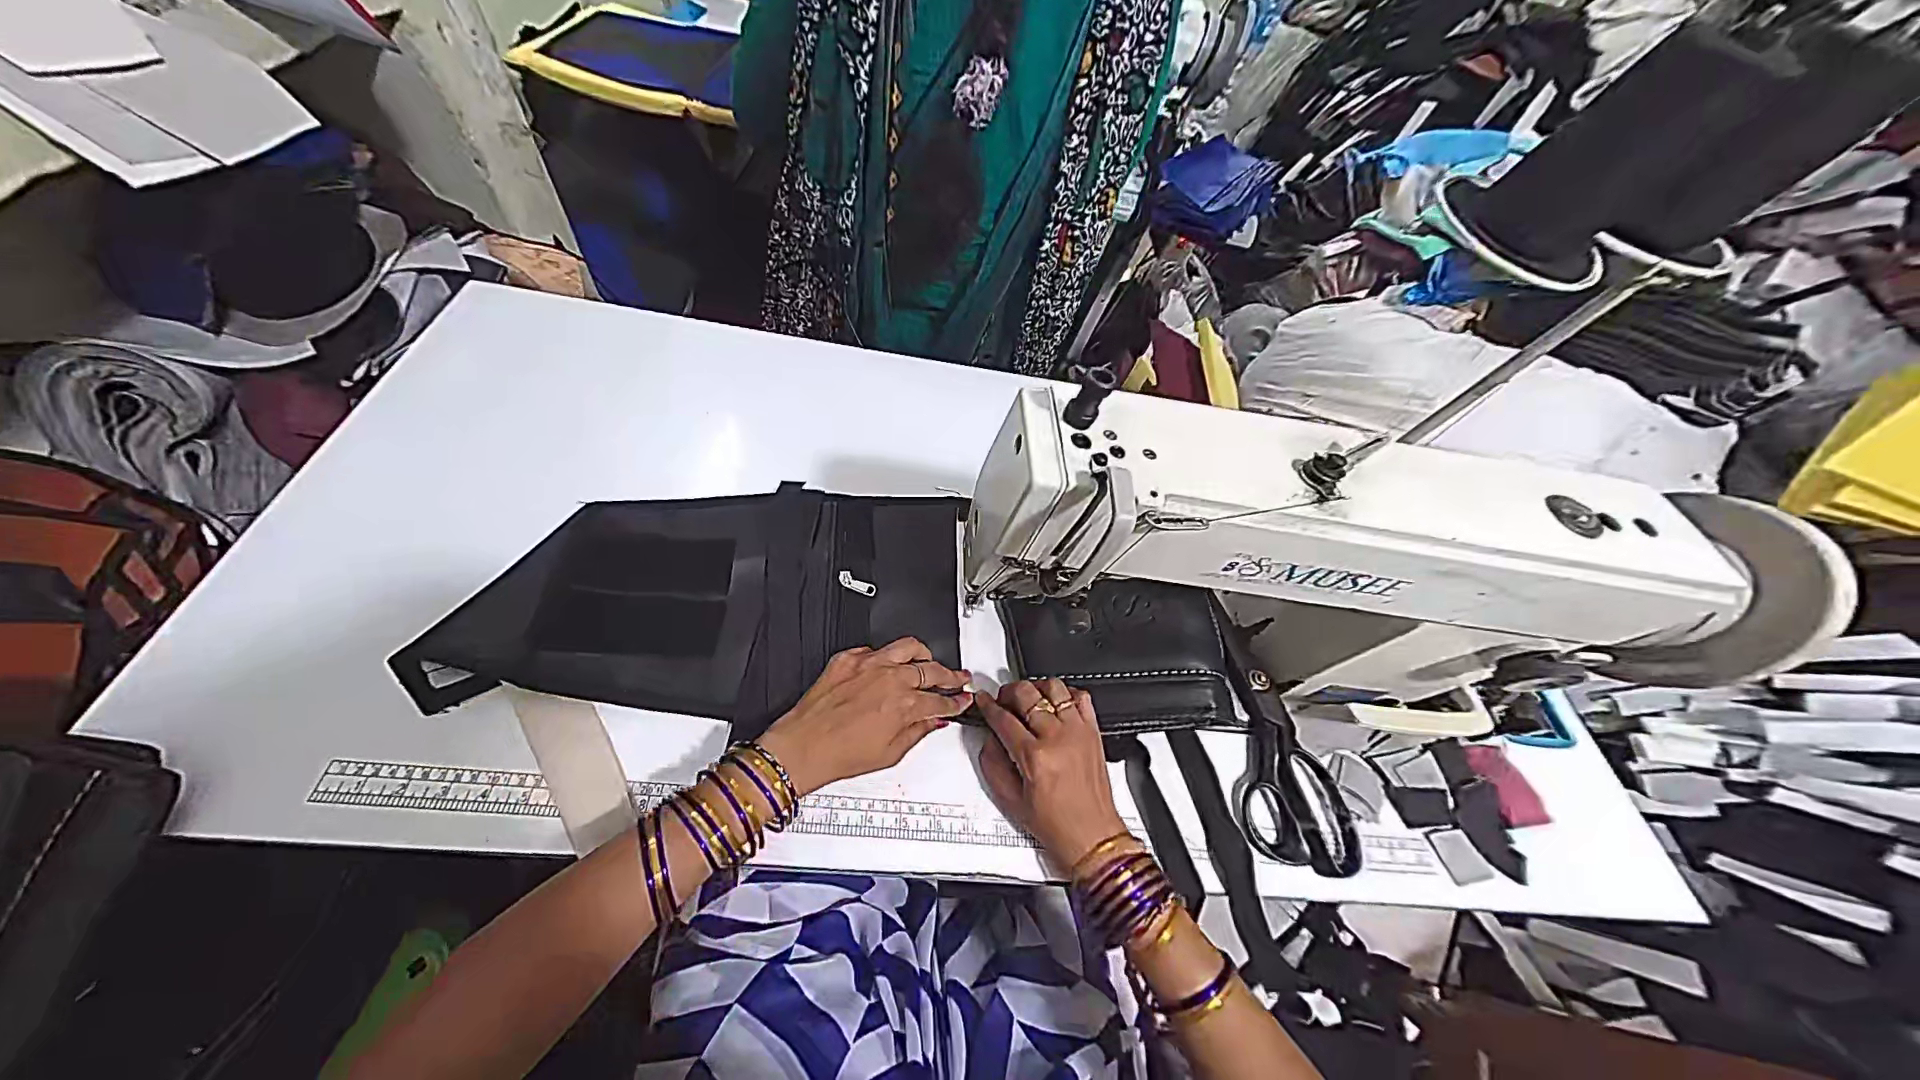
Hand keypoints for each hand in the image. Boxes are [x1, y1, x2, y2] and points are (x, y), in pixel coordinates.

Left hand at [757, 638, 970, 796]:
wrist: (802, 747)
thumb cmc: (839, 753)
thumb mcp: (890, 753)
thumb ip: (918, 732)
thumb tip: (932, 722)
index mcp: (904, 705)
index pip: (941, 699)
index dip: (956, 700)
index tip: (961, 700)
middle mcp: (890, 679)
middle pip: (933, 670)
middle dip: (951, 676)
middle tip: (958, 679)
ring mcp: (869, 665)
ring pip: (909, 647)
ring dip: (924, 655)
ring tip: (929, 660)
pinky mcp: (848, 659)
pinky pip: (876, 648)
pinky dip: (887, 655)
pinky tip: (888, 664)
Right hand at [975, 679, 1128, 867]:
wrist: (1092, 836)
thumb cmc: (1057, 824)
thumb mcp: (1010, 800)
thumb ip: (992, 764)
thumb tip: (989, 738)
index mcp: (1034, 757)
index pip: (1003, 718)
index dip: (988, 705)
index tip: (984, 701)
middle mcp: (1058, 739)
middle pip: (1026, 694)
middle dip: (1008, 692)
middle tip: (1003, 700)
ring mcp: (1078, 732)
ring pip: (1054, 687)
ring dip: (1036, 688)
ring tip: (1028, 697)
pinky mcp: (1093, 732)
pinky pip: (1080, 697)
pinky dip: (1065, 693)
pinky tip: (1056, 701)